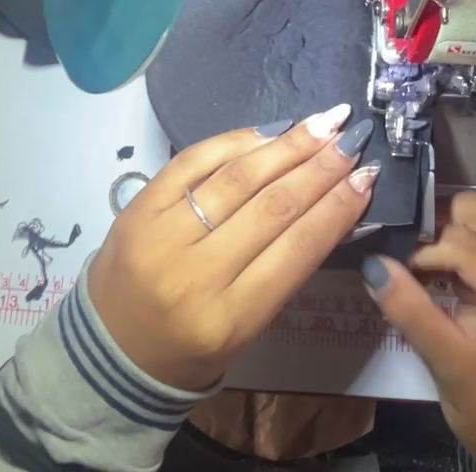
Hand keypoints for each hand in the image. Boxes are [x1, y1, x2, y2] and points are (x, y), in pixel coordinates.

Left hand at [86, 104, 378, 390]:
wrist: (107, 351)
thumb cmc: (189, 348)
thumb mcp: (246, 327)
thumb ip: (286, 268)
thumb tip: (336, 204)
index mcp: (229, 319)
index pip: (297, 251)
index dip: (337, 208)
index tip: (368, 176)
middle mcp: (195, 274)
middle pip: (271, 207)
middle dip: (320, 168)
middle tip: (353, 139)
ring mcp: (161, 235)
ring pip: (237, 178)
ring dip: (287, 146)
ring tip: (324, 123)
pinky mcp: (139, 206)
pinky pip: (194, 160)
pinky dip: (236, 140)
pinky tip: (271, 130)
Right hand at [363, 192, 475, 471]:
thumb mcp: (446, 364)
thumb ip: (410, 310)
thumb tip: (372, 263)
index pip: (465, 243)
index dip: (423, 250)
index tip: (394, 270)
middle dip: (435, 228)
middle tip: (405, 257)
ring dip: (444, 235)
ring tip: (415, 266)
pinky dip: (453, 248)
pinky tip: (432, 274)